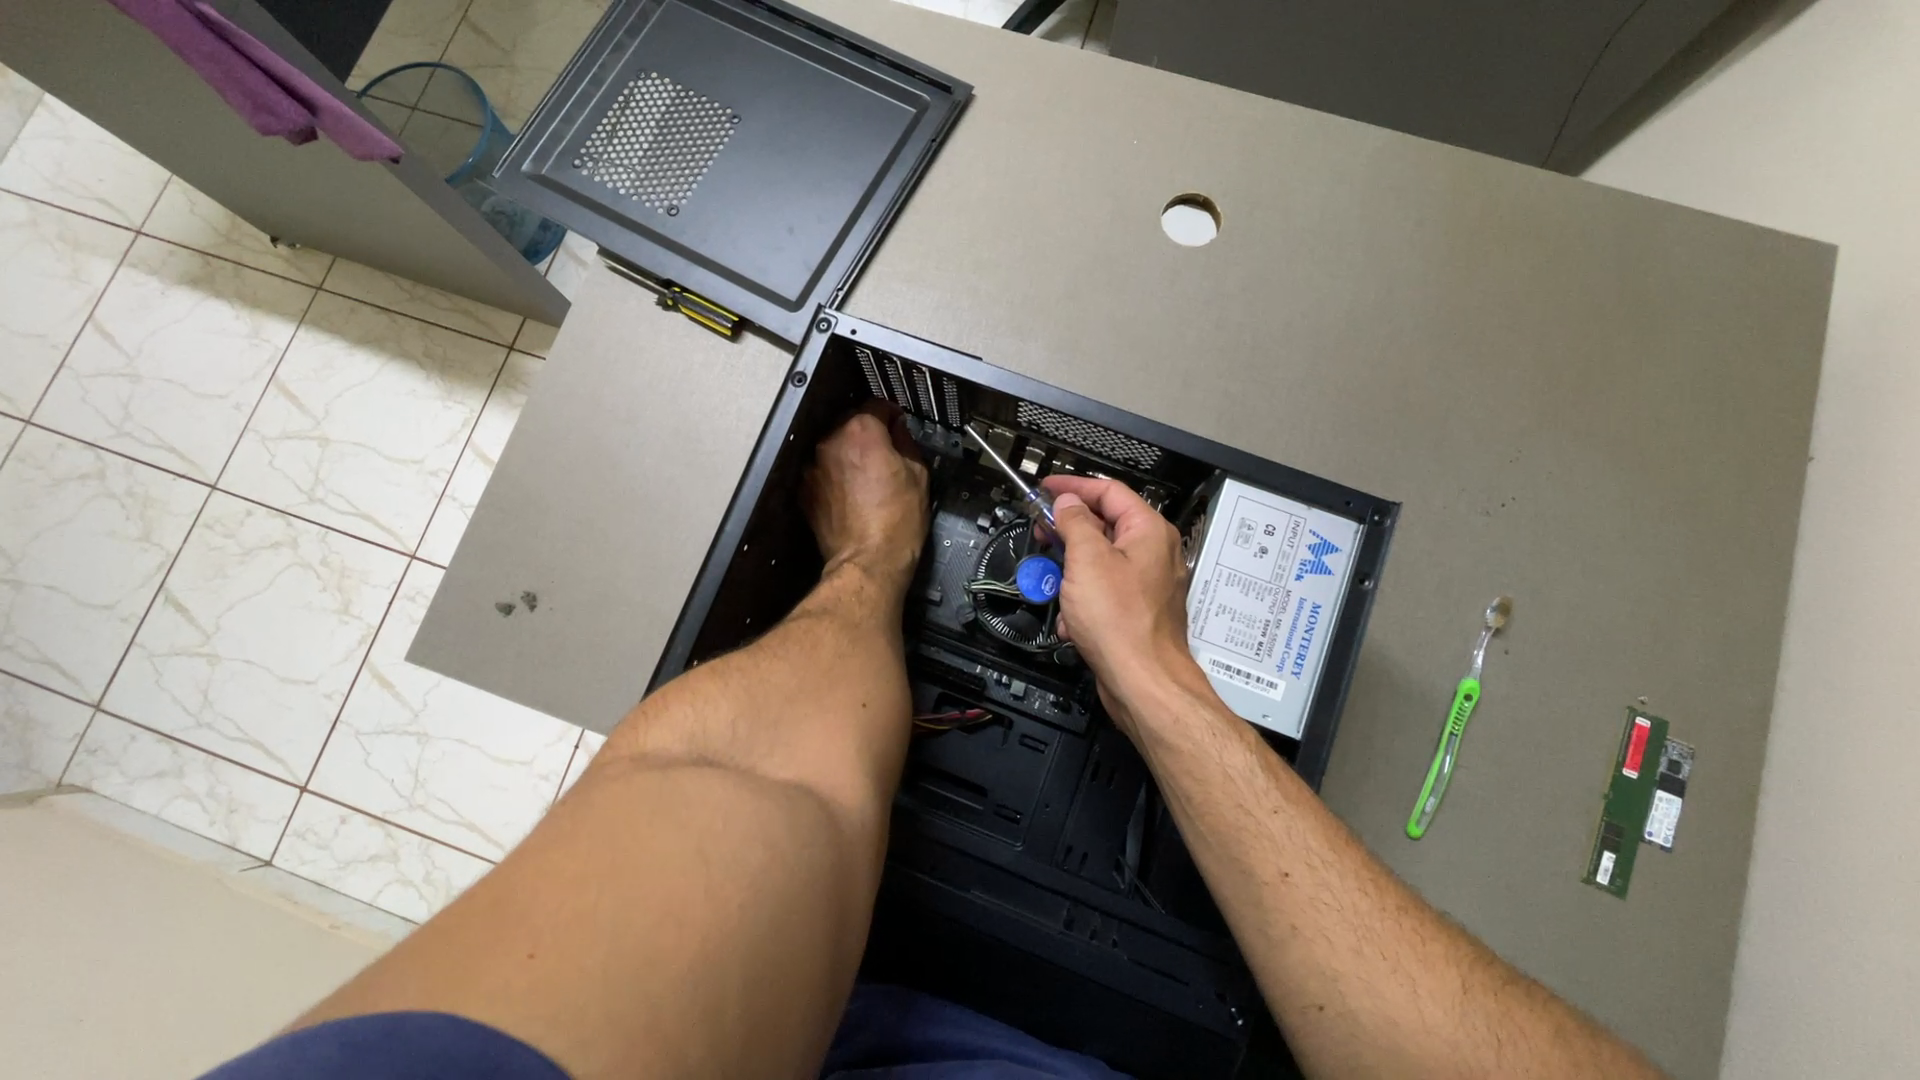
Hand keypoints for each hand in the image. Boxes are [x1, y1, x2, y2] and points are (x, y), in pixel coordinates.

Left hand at [803, 404, 929, 589]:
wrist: (868, 562)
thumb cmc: (896, 525)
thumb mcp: (919, 475)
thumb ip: (907, 443)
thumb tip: (900, 432)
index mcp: (863, 432)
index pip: (876, 405)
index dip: (891, 413)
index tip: (897, 422)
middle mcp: (832, 443)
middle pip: (851, 422)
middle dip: (868, 432)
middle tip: (886, 452)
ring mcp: (815, 467)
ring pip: (834, 447)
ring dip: (849, 454)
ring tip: (869, 477)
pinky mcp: (806, 490)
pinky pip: (822, 471)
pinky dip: (835, 476)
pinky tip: (853, 494)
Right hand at [1041, 475, 1208, 735]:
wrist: (1143, 682)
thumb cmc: (1120, 621)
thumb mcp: (1087, 559)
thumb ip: (1076, 523)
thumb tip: (1069, 503)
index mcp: (1149, 531)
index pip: (1109, 491)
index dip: (1074, 486)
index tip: (1045, 488)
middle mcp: (1154, 553)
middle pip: (1106, 525)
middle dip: (1069, 532)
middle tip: (1041, 532)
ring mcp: (1148, 584)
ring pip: (1101, 562)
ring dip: (1072, 573)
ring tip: (1056, 586)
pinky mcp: (1138, 612)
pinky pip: (1104, 594)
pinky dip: (1084, 602)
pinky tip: (1073, 622)